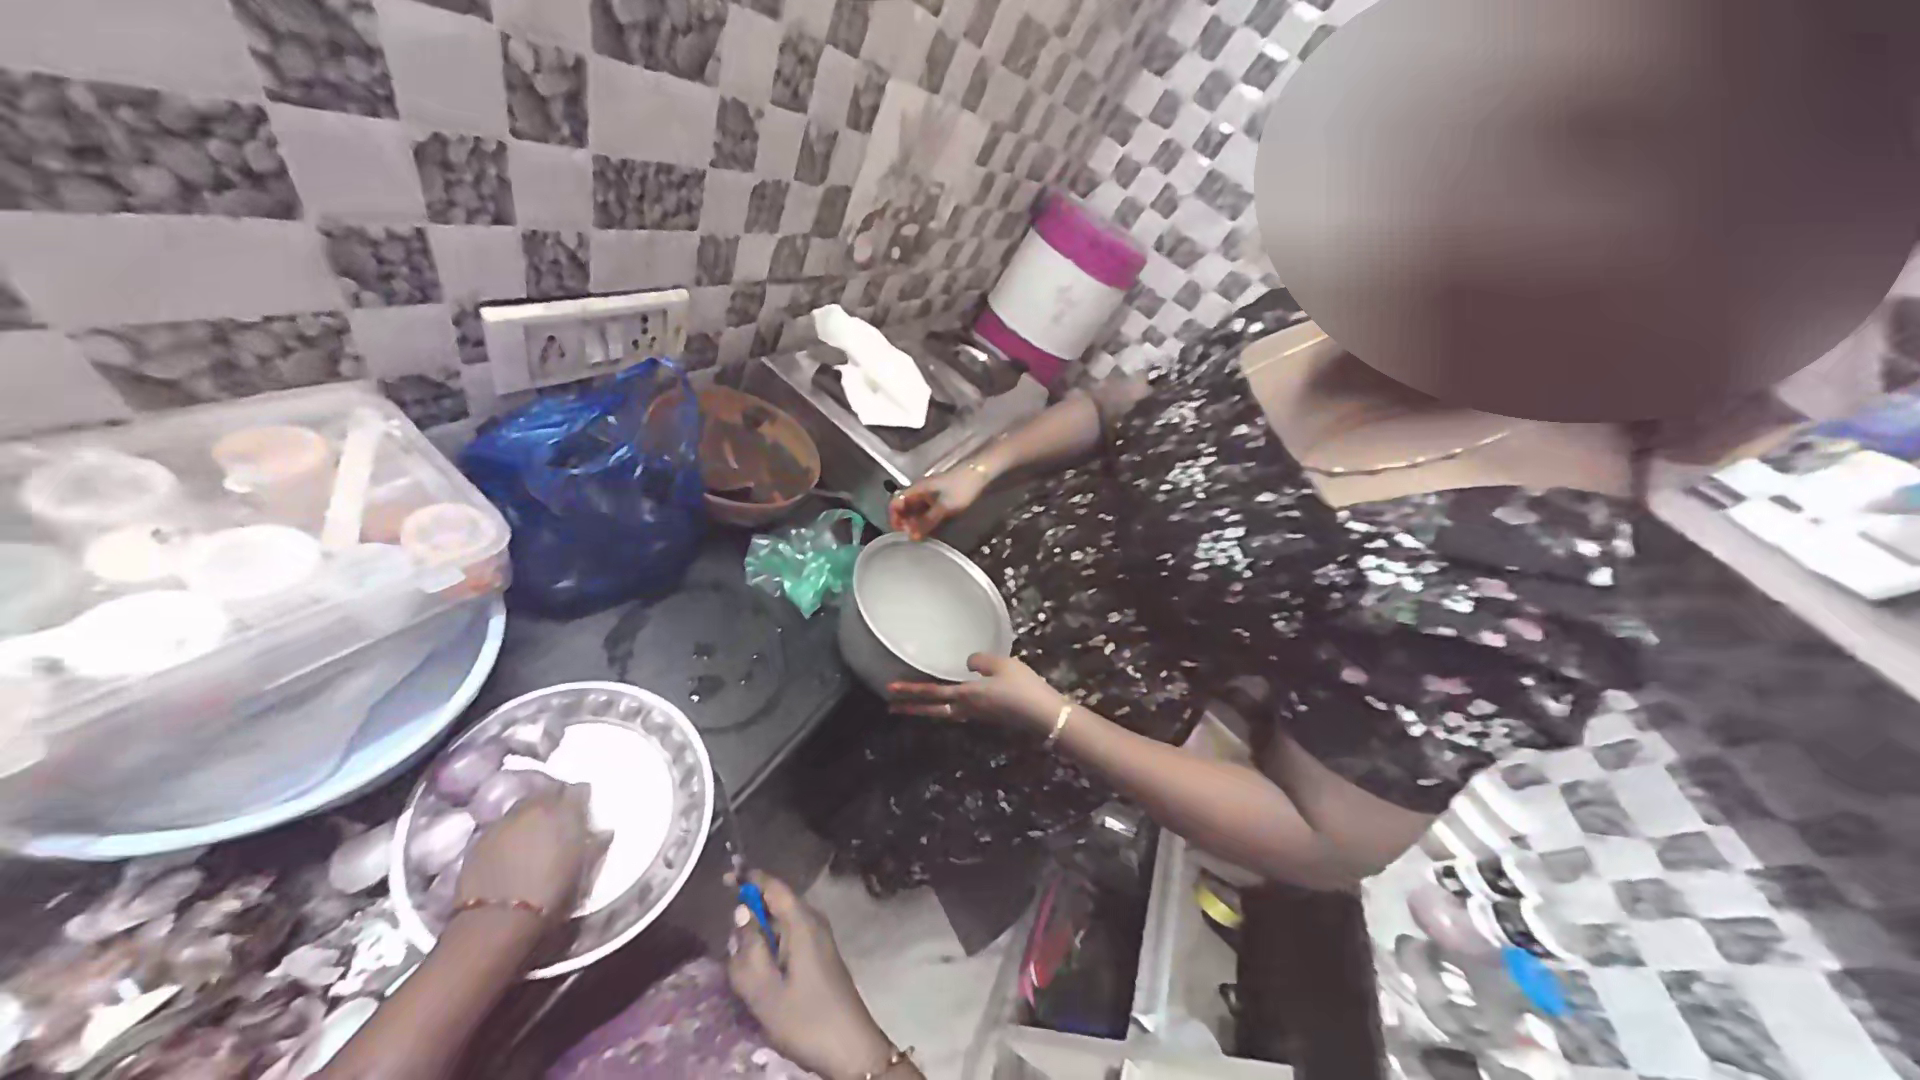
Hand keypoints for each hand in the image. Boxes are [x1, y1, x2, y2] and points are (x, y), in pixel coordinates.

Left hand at [455, 786, 599, 932]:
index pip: (578, 790)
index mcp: (565, 811)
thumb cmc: (551, 895)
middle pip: (547, 792)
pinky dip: (510, 829)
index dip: (581, 798)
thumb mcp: (583, 871)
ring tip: (534, 829)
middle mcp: (534, 808)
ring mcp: (504, 821)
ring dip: (531, 812)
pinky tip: (511, 845)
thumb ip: (595, 846)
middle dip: (555, 800)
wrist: (497, 921)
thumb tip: (604, 832)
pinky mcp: (480, 839)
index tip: (583, 809)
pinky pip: (502, 824)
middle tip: (559, 817)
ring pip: (522, 805)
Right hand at [728, 873, 896, 1079]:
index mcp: (802, 922)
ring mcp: (819, 938)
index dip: (749, 878)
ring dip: (759, 943)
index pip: (774, 885)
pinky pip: (788, 941)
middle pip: (775, 905)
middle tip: (733, 958)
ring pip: (780, 926)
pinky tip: (764, 984)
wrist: (850, 1048)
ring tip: (749, 981)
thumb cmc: (806, 1019)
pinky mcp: (819, 956)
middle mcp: (813, 921)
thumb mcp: (765, 991)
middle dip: (750, 921)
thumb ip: (748, 949)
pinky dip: (771, 953)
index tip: (725, 878)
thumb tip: (741, 911)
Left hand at [887, 654, 1065, 737]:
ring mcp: (978, 716)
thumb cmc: (1023, 687)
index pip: (932, 692)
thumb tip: (968, 663)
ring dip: (927, 710)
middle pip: (933, 709)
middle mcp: (967, 708)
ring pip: (945, 713)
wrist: (1045, 715)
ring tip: (914, 707)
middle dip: (912, 708)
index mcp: (966, 694)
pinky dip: (946, 708)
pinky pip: (959, 712)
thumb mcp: (1002, 664)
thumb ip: (981, 661)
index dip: (910, 690)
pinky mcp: (989, 717)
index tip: (890, 690)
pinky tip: (951, 703)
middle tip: (891, 707)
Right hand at [888, 465, 989, 539]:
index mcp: (917, 489)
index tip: (900, 531)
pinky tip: (929, 529)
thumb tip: (911, 536)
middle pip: (904, 507)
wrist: (980, 474)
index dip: (894, 517)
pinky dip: (924, 520)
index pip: (895, 502)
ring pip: (915, 510)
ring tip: (920, 536)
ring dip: (915, 522)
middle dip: (905, 522)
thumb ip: (927, 521)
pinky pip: (926, 510)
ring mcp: (930, 494)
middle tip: (912, 537)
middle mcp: (920, 491)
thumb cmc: (961, 488)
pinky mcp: (939, 498)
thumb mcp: (944, 506)